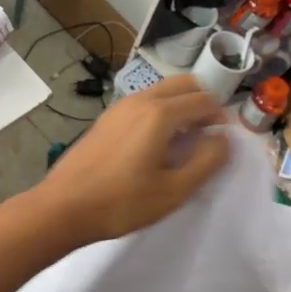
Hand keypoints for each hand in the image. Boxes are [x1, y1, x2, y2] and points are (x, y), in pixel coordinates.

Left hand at [27, 76, 230, 247]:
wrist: (63, 207)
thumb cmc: (122, 202)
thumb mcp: (174, 190)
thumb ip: (207, 161)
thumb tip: (225, 139)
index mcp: (160, 113)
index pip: (204, 100)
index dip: (221, 116)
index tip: (227, 138)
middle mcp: (141, 100)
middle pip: (183, 84)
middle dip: (203, 102)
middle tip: (209, 133)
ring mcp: (120, 106)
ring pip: (162, 91)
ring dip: (181, 105)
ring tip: (186, 141)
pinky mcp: (107, 117)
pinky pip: (144, 102)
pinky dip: (161, 111)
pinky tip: (157, 144)